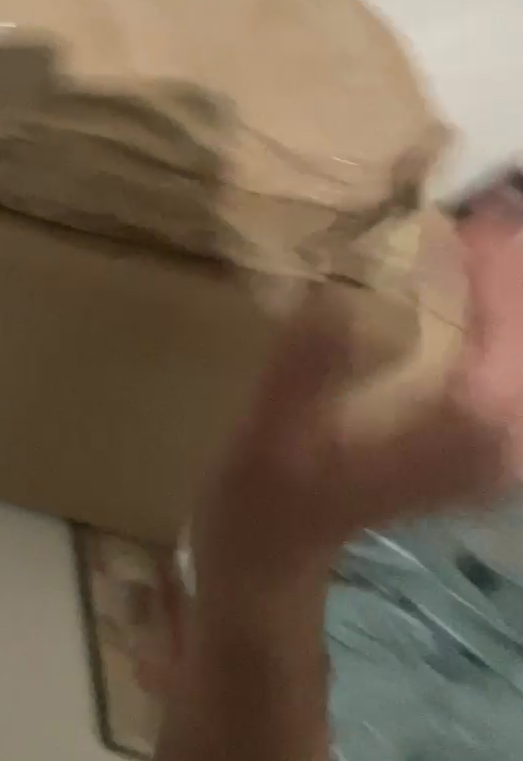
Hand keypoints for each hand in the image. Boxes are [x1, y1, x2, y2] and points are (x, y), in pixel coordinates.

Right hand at [193, 207, 522, 591]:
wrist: (270, 548)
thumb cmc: (263, 492)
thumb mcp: (271, 430)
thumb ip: (310, 366)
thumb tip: (337, 286)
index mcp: (464, 426)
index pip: (509, 328)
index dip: (496, 265)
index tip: (470, 212)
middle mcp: (507, 434)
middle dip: (516, 274)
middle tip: (484, 215)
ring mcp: (500, 443)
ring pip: (522, 353)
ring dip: (508, 298)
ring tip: (480, 246)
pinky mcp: (480, 441)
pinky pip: (507, 371)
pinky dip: (497, 328)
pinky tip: (468, 304)